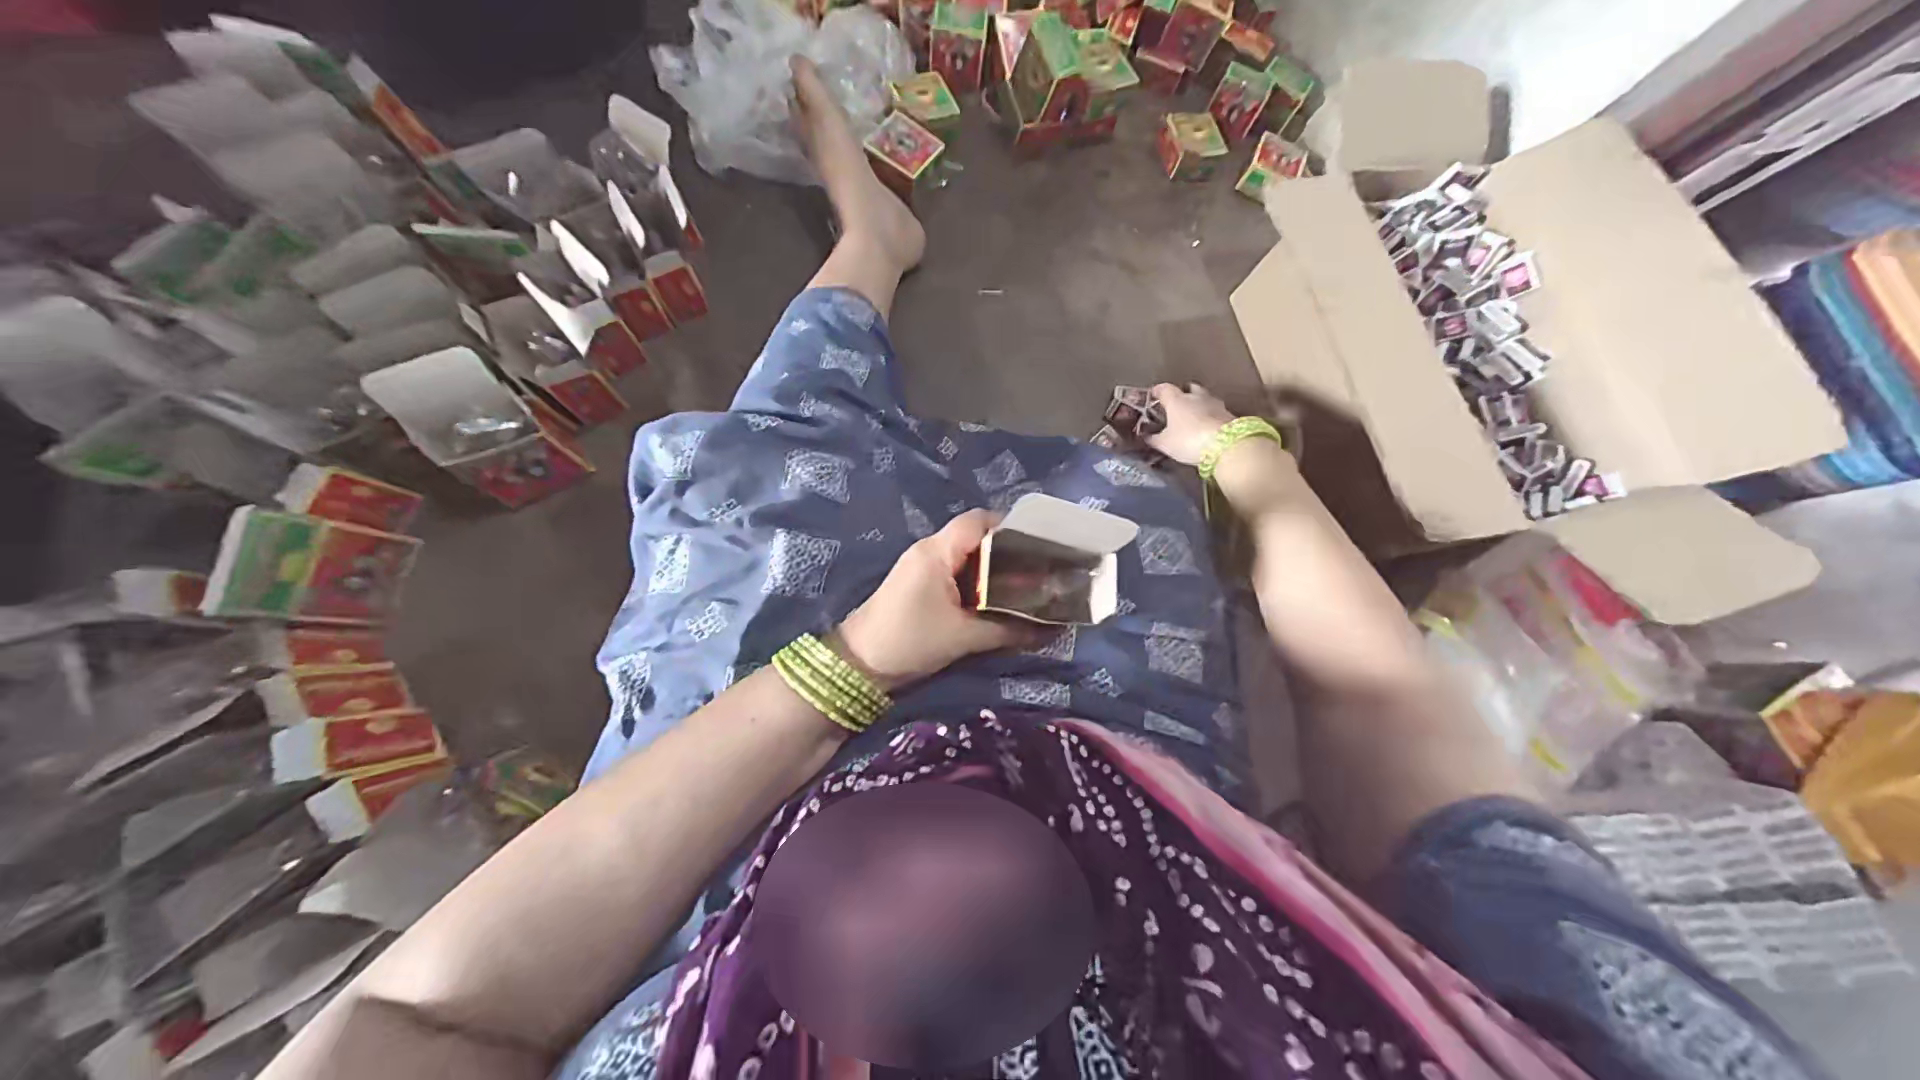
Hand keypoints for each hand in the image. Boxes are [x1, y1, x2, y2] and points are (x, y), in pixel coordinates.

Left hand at [836, 510, 1028, 690]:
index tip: (1039, 546)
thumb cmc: (911, 641)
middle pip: (975, 536)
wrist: (859, 666)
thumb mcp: (964, 637)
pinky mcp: (919, 586)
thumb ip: (1009, 629)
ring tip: (1025, 585)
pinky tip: (996, 600)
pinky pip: (954, 572)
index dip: (1010, 527)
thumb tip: (1051, 629)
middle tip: (1038, 569)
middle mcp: (928, 551)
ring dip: (992, 569)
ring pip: (966, 556)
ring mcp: (921, 568)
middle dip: (1007, 551)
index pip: (978, 520)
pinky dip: (977, 582)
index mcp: (937, 552)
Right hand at [1145, 383, 1235, 465]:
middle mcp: (1196, 396)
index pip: (1164, 388)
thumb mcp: (1165, 444)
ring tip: (1193, 416)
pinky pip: (1215, 410)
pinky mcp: (1229, 414)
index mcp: (1177, 399)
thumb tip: (1146, 436)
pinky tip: (1206, 426)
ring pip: (1204, 398)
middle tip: (1176, 404)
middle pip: (1189, 388)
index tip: (1153, 397)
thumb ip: (1153, 439)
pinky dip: (1210, 415)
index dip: (1157, 392)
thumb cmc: (1188, 440)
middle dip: (1183, 393)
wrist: (1226, 445)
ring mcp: (1215, 404)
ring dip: (1199, 404)